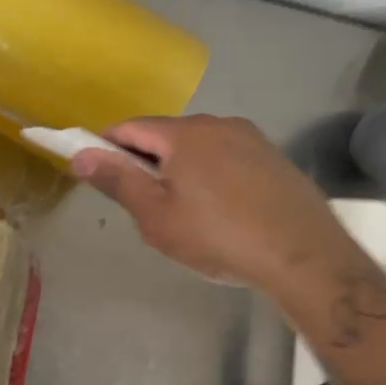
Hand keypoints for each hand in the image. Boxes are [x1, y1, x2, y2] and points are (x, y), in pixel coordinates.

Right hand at [71, 116, 368, 292]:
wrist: (306, 259)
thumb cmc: (218, 237)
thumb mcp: (155, 216)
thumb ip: (116, 180)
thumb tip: (79, 154)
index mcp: (183, 134)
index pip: (128, 128)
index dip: (105, 147)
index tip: (100, 176)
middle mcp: (218, 124)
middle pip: (164, 135)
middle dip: (145, 162)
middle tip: (143, 205)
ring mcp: (252, 139)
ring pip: (197, 147)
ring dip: (179, 169)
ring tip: (185, 213)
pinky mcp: (275, 159)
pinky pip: (226, 158)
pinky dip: (211, 175)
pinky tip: (221, 212)